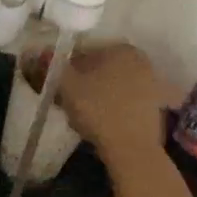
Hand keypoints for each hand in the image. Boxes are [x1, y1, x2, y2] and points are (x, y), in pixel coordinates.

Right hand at [53, 43, 181, 160]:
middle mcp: (140, 60)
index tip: (56, 85)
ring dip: (95, 96)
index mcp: (121, 48)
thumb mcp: (67, 85)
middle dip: (82, 81)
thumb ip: (53, 67)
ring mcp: (151, 84)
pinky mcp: (155, 107)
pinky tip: (100, 124)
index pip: (85, 50)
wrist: (132, 148)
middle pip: (100, 68)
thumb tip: (41, 54)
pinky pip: (124, 102)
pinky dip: (110, 108)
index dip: (66, 67)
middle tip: (66, 101)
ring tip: (81, 116)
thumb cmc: (98, 110)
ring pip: (112, 85)